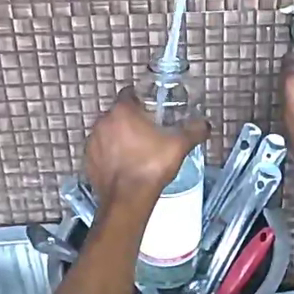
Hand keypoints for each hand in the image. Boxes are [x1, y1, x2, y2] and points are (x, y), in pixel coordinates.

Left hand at [83, 88, 208, 218]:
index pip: (129, 94)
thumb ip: (194, 130)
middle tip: (148, 133)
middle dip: (131, 121)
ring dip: (119, 137)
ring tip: (136, 151)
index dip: (141, 100)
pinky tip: (124, 165)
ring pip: (108, 132)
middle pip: (118, 114)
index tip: (151, 109)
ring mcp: (93, 140)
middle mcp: (103, 121)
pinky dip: (109, 154)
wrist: (127, 199)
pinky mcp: (88, 159)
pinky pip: (100, 151)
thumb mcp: (179, 145)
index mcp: (123, 111)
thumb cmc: (151, 167)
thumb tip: (204, 124)